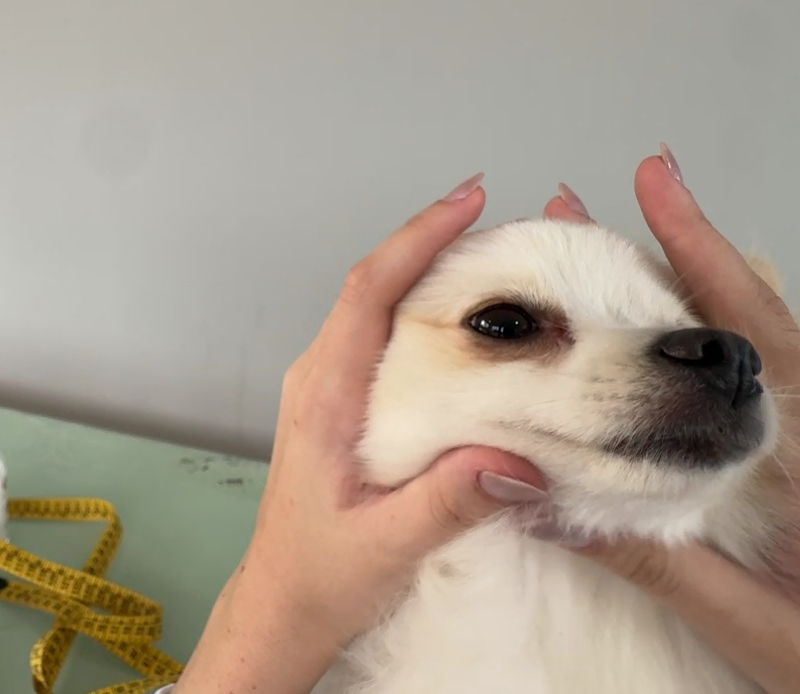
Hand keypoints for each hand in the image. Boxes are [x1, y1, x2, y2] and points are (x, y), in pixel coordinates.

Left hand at [179, 175, 545, 693]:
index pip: (367, 293)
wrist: (281, 597)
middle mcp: (321, 375)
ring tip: (492, 253)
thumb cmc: (320, 572)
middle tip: (495, 217)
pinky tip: (467, 320)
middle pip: (373, 285)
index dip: (414, 240)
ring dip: (427, 271)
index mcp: (324, 393)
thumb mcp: (388, 545)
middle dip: (429, 242)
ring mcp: (328, 384)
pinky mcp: (342, 401)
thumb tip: (517, 458)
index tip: (464, 203)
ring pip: (376, 306)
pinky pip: (381, 335)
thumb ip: (447, 502)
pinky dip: (422, 310)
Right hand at [544, 151, 799, 693]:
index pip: (748, 326)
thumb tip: (523, 489)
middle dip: (651, 251)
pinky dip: (686, 350)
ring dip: (661, 298)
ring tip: (585, 263)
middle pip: (733, 317)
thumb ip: (645, 556)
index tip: (654, 175)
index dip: (698, 244)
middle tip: (567, 210)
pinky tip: (644, 356)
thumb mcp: (761, 632)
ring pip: (737, 351)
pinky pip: (749, 388)